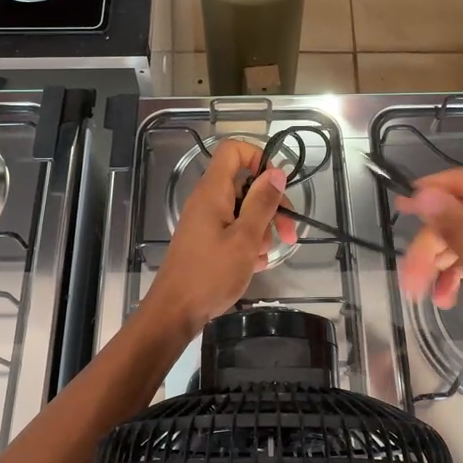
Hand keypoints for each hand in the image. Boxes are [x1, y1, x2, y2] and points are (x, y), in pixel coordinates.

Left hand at [143, 139, 296, 333]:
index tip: (276, 184)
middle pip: (244, 184)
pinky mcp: (206, 240)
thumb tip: (276, 171)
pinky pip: (233, 230)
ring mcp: (205, 221)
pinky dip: (248, 242)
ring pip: (242, 210)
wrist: (174, 312)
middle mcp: (207, 200)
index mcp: (213, 191)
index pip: (233, 150)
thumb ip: (261, 202)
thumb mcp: (244, 238)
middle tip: (288, 232)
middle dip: (270, 205)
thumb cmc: (210, 274)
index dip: (257, 157)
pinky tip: (255, 264)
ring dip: (261, 228)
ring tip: (265, 255)